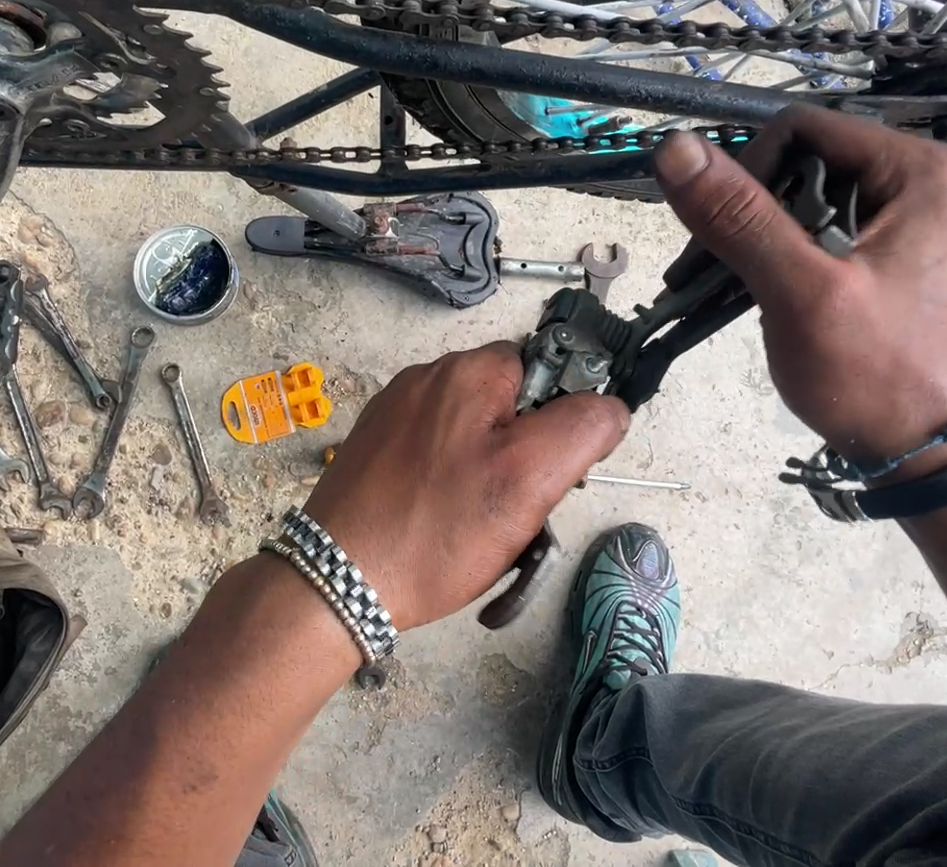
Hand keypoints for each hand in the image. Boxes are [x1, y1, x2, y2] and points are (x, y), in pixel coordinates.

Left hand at [302, 342, 628, 628]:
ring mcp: (394, 411)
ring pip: (471, 431)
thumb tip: (609, 405)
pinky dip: (450, 481)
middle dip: (525, 451)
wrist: (337, 579)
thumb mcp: (531, 478)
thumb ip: (582, 428)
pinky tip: (443, 521)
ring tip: (479, 523)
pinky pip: (435, 452)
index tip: (555, 467)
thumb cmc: (436, 530)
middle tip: (516, 506)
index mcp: (467, 371)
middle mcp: (426, 378)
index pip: (545, 367)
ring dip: (490, 471)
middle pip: (507, 401)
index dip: (562, 416)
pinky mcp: (374, 445)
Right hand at [653, 104, 946, 474]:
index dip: (744, 173)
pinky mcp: (878, 246)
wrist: (915, 446)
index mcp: (920, 171)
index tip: (716, 236)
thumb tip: (673, 148)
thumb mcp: (800, 291)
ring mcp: (901, 213)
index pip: (803, 130)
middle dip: (740, 210)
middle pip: (798, 161)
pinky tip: (737, 284)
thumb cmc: (870, 372)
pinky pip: (807, 226)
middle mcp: (917, 178)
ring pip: (794, 194)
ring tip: (710, 282)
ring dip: (744, 234)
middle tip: (705, 268)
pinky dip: (765, 251)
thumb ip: (739, 217)